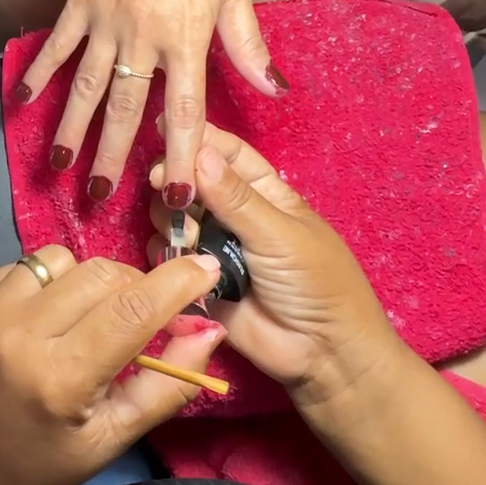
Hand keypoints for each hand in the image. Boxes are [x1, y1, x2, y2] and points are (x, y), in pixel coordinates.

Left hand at [0, 245, 225, 484]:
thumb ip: (168, 385)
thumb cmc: (44, 463)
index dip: (176, 283)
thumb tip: (209, 329)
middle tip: (142, 312)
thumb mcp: (113, 437)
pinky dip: (49, 282)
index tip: (206, 268)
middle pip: (101, 275)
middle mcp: (18, 335)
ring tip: (87, 317)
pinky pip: (25, 266)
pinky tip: (46, 317)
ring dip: (89, 280)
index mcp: (59, 378)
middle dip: (135, 285)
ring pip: (62, 260)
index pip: (131, 311)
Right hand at [14, 0, 283, 209]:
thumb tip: (274, 90)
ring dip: (72, 127)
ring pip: (87, 85)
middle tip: (99, 196)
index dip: (184, 159)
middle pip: (127, 109)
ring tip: (59, 162)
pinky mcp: (81, 0)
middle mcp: (143, 36)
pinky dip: (40, 71)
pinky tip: (25, 98)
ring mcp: (105, 20)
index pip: (186, 111)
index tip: (179, 199)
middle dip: (113, 157)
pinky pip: (58, 43)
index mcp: (187, 37)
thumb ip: (247, 45)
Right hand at [146, 124, 400, 404]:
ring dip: (171, 217)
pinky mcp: (194, 277)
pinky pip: (165, 253)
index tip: (166, 128)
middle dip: (175, 180)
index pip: (226, 153)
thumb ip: (235, 198)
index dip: (198, 139)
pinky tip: (178, 260)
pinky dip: (164, 251)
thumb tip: (199, 152)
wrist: (321, 355)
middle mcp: (232, 214)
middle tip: (165, 187)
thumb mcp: (280, 234)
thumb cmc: (317, 284)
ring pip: (171, 215)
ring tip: (187, 235)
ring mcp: (211, 245)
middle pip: (189, 180)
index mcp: (263, 192)